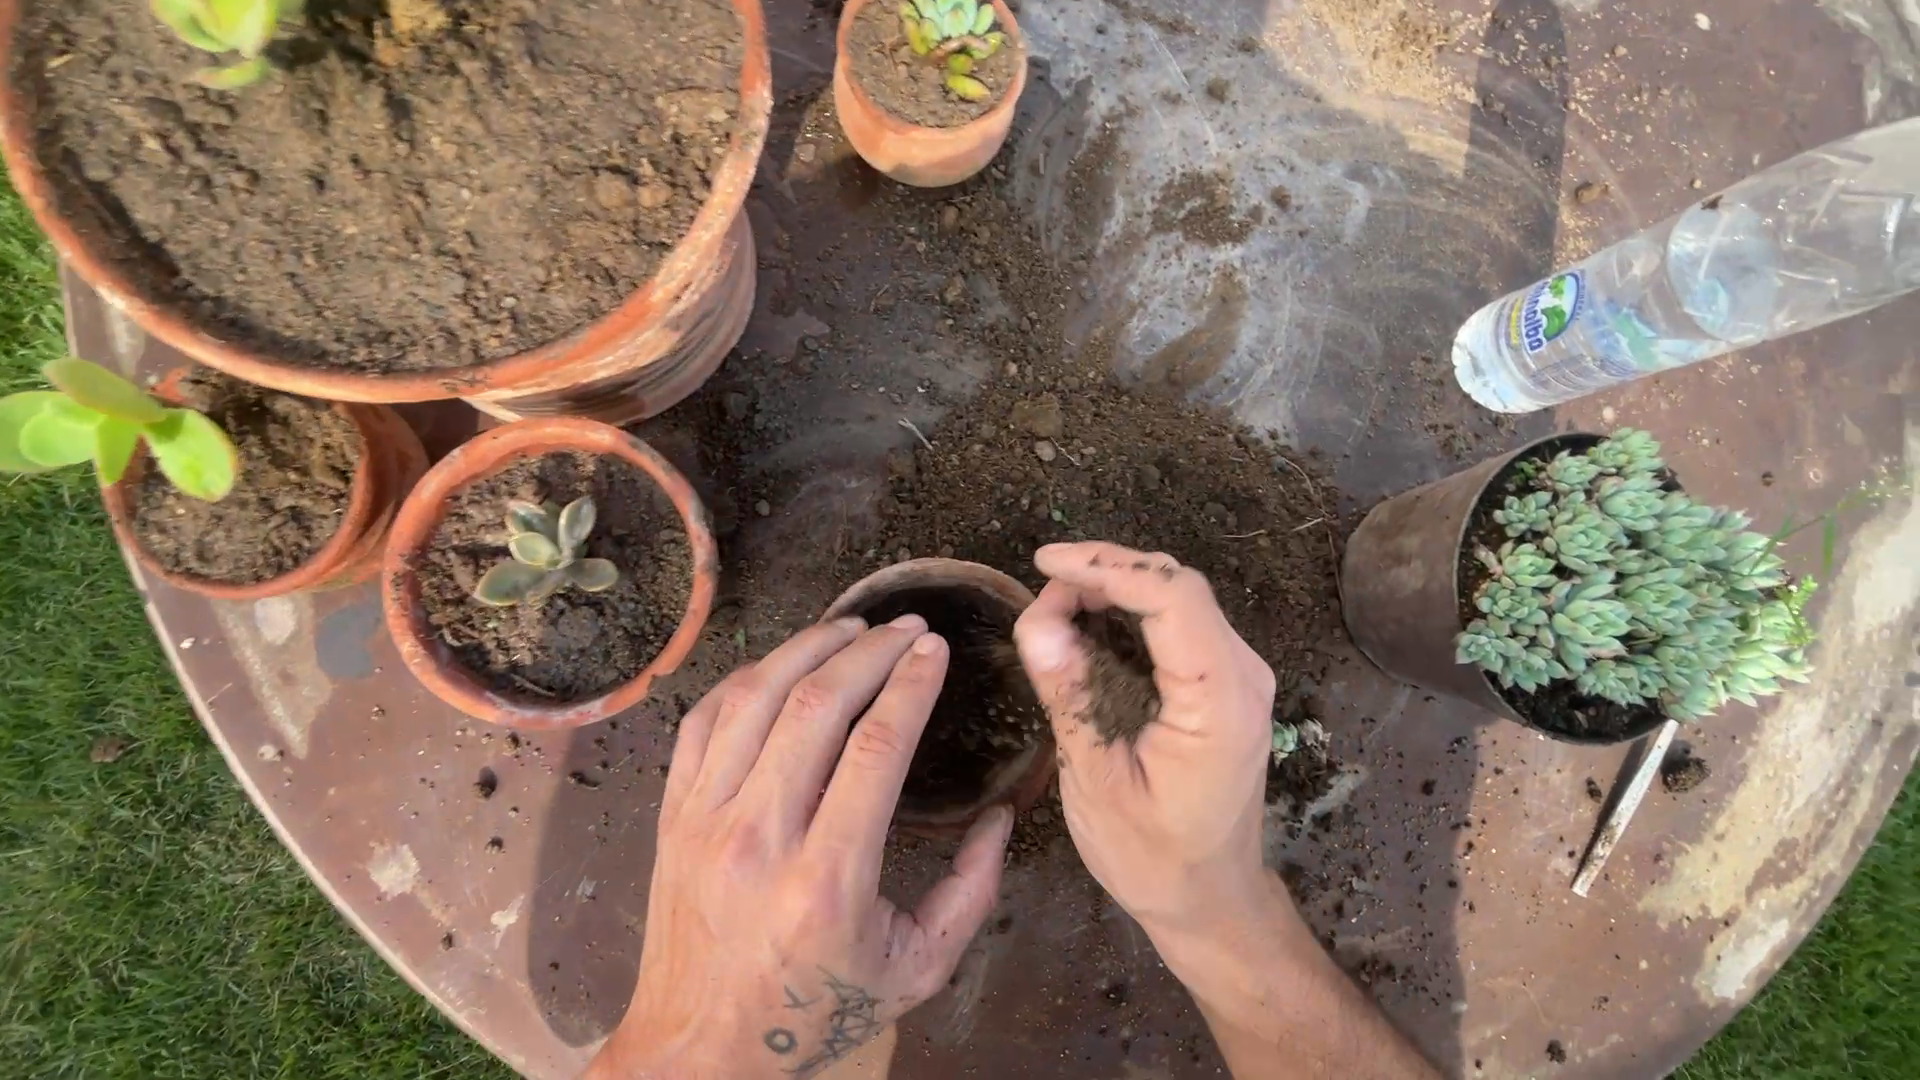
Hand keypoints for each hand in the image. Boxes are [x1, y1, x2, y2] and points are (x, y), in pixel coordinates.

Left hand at [586, 615, 1015, 1079]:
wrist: (698, 1051)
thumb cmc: (817, 1010)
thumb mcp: (918, 971)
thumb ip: (973, 892)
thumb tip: (1000, 816)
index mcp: (827, 882)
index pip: (876, 748)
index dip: (911, 686)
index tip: (935, 651)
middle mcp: (759, 838)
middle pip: (817, 706)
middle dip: (872, 651)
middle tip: (908, 628)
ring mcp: (705, 820)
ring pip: (756, 697)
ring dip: (810, 647)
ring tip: (852, 626)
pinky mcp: (673, 813)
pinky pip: (705, 718)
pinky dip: (749, 677)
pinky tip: (785, 662)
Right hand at [1012, 542, 1277, 934]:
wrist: (1210, 899)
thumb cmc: (1153, 856)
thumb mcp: (1096, 783)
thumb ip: (1069, 697)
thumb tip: (1036, 621)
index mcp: (1218, 702)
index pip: (1173, 599)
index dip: (1107, 567)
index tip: (1045, 563)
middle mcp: (1242, 675)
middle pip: (1176, 587)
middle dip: (1104, 571)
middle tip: (1042, 586)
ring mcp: (1238, 675)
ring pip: (1177, 597)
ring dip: (1114, 586)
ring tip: (1055, 602)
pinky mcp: (1222, 681)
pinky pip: (1177, 621)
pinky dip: (1128, 608)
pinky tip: (1087, 619)